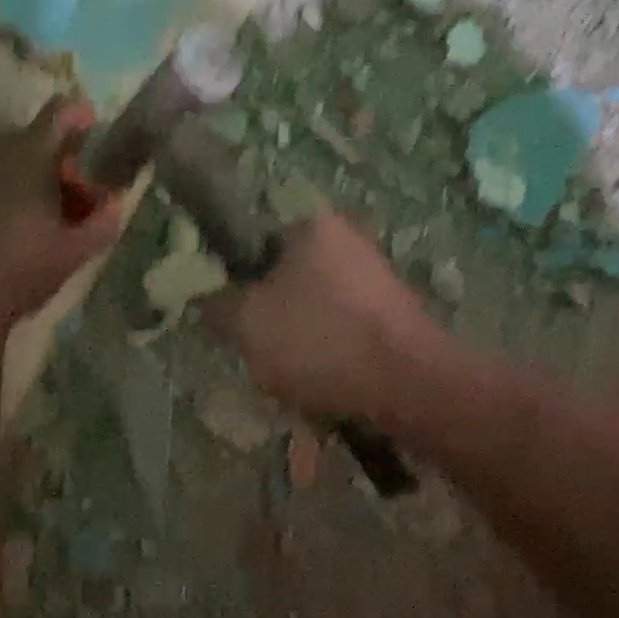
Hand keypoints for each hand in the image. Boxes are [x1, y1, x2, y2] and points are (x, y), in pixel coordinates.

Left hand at [0, 97, 123, 326]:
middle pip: (38, 141)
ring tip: (60, 219)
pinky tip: (29, 230)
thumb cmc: (25, 267)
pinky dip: (19, 195)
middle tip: (86, 196)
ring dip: (42, 181)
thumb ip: (103, 222)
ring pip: (16, 164)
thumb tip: (115, 205)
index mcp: (30, 157)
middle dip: (66, 162)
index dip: (81, 115)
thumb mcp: (77, 249)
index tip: (96, 126)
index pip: (59, 113)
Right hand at [201, 212, 442, 417]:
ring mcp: (376, 281)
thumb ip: (215, 306)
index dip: (235, 286)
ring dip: (297, 349)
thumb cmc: (318, 340)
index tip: (234, 324)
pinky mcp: (395, 319)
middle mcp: (348, 242)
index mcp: (311, 226)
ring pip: (312, 317)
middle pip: (283, 285)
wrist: (409, 384)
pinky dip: (330, 363)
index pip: (253, 246)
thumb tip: (209, 301)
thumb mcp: (244, 322)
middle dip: (269, 325)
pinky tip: (327, 391)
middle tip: (263, 358)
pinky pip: (343, 338)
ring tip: (297, 383)